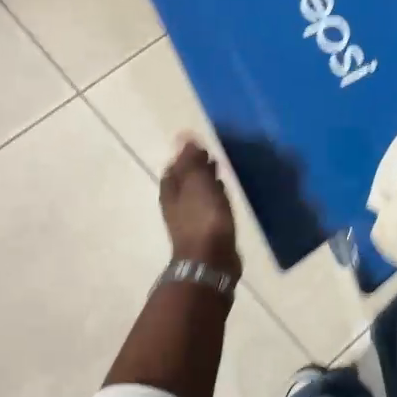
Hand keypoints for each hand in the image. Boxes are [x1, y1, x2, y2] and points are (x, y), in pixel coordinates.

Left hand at [160, 139, 240, 277]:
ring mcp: (190, 218)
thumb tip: (183, 136)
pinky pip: (209, 205)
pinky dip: (214, 195)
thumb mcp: (198, 184)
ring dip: (206, 181)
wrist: (210, 260)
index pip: (174, 167)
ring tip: (221, 171)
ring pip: (197, 192)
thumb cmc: (203, 218)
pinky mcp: (206, 229)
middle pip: (184, 180)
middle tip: (214, 155)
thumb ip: (191, 161)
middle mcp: (176, 204)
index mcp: (171, 191)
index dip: (186, 155)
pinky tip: (225, 195)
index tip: (202, 146)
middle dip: (196, 167)